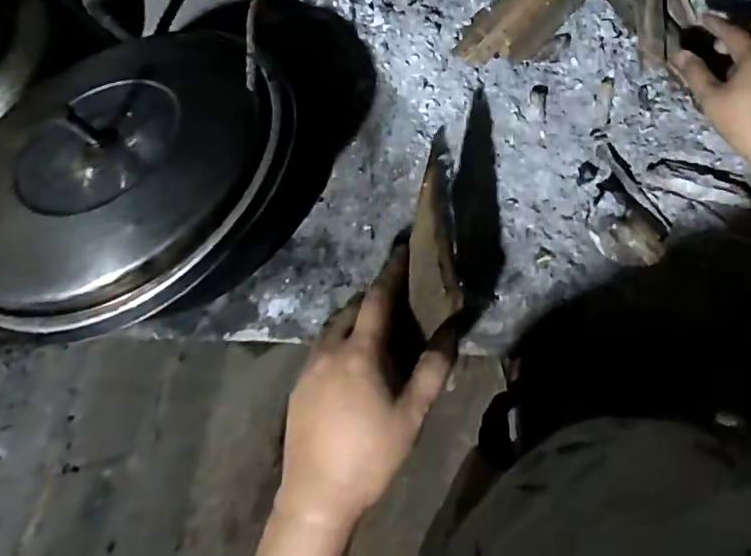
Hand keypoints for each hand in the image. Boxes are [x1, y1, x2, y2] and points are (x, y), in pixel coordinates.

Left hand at [268, 243, 455, 546]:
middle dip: (372, 296)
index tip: (403, 249)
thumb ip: (434, 368)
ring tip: (375, 327)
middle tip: (396, 296)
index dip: (392, 271)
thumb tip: (454, 328)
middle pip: (351, 308)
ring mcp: (308, 369)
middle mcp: (329, 350)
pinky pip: (320, 348)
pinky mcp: (296, 388)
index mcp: (359, 351)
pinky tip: (350, 362)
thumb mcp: (412, 414)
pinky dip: (338, 340)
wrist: (315, 500)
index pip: (377, 298)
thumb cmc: (369, 455)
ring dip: (353, 319)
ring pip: (332, 328)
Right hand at [673, 13, 750, 194]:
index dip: (716, 23)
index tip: (702, 17)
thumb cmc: (745, 124)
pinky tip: (745, 75)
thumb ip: (695, 73)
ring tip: (728, 57)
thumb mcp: (712, 99)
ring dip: (749, 44)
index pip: (733, 31)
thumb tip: (680, 53)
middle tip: (717, 38)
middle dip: (737, 29)